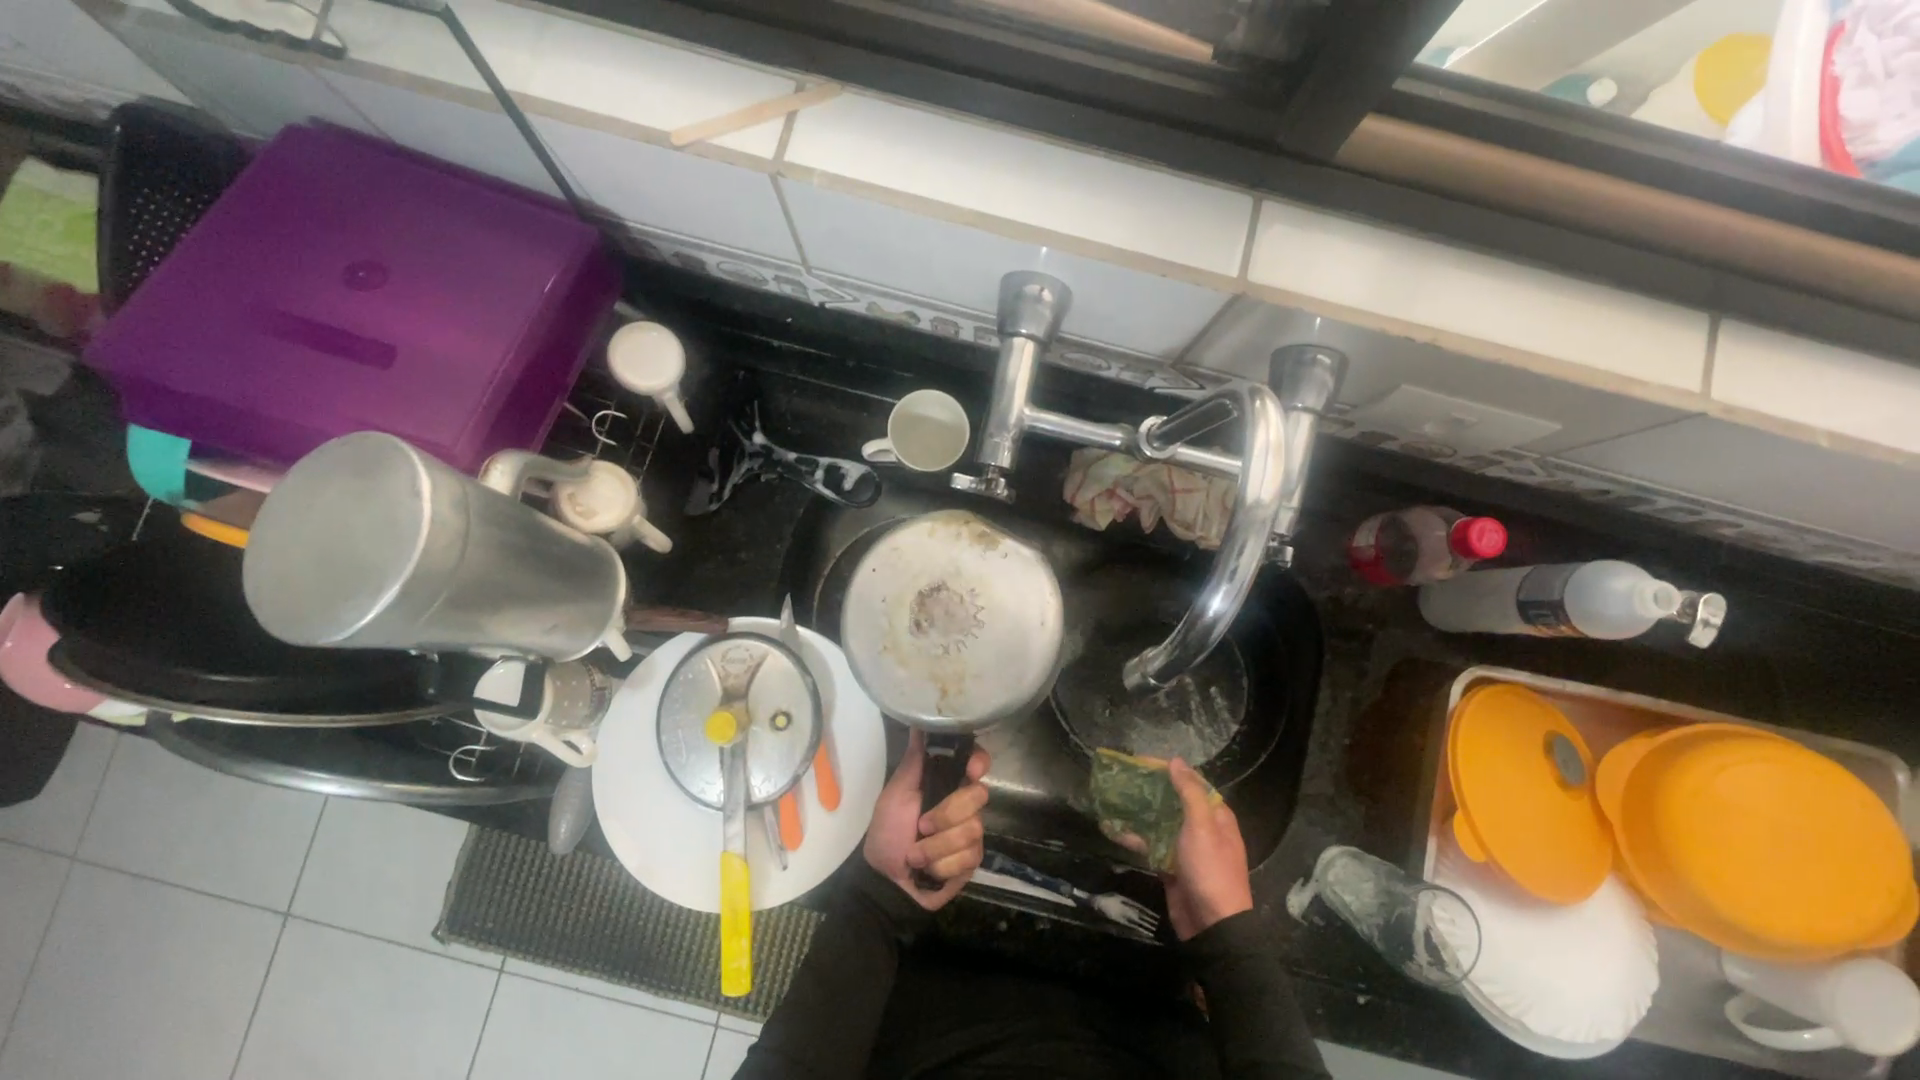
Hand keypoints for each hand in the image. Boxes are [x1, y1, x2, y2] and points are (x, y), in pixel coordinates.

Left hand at [862, 730, 990, 910]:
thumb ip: (914, 761)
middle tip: (921, 826)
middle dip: (946, 815)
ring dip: (936, 847)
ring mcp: (971, 834)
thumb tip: (917, 721)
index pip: (977, 762)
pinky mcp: (972, 861)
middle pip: (978, 797)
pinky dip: (942, 865)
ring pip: (973, 831)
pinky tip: (928, 870)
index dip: (979, 762)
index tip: (970, 770)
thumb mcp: (896, 794)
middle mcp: (964, 805)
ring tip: (915, 854)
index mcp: (946, 783)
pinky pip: (968, 858)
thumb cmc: (887, 833)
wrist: (885, 881)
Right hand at [1115, 758, 1252, 939]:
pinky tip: (1111, 828)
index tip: (1142, 761)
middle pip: (1173, 802)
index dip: (1170, 770)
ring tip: (1112, 798)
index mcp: (1216, 815)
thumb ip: (1189, 793)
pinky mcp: (1170, 866)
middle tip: (1122, 778)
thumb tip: (1176, 761)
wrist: (1212, 925)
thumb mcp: (1202, 826)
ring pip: (1159, 823)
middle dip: (1150, 790)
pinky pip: (1150, 845)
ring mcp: (1185, 849)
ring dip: (1138, 812)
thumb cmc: (1211, 870)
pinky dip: (1133, 837)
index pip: (1192, 783)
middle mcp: (1201, 828)